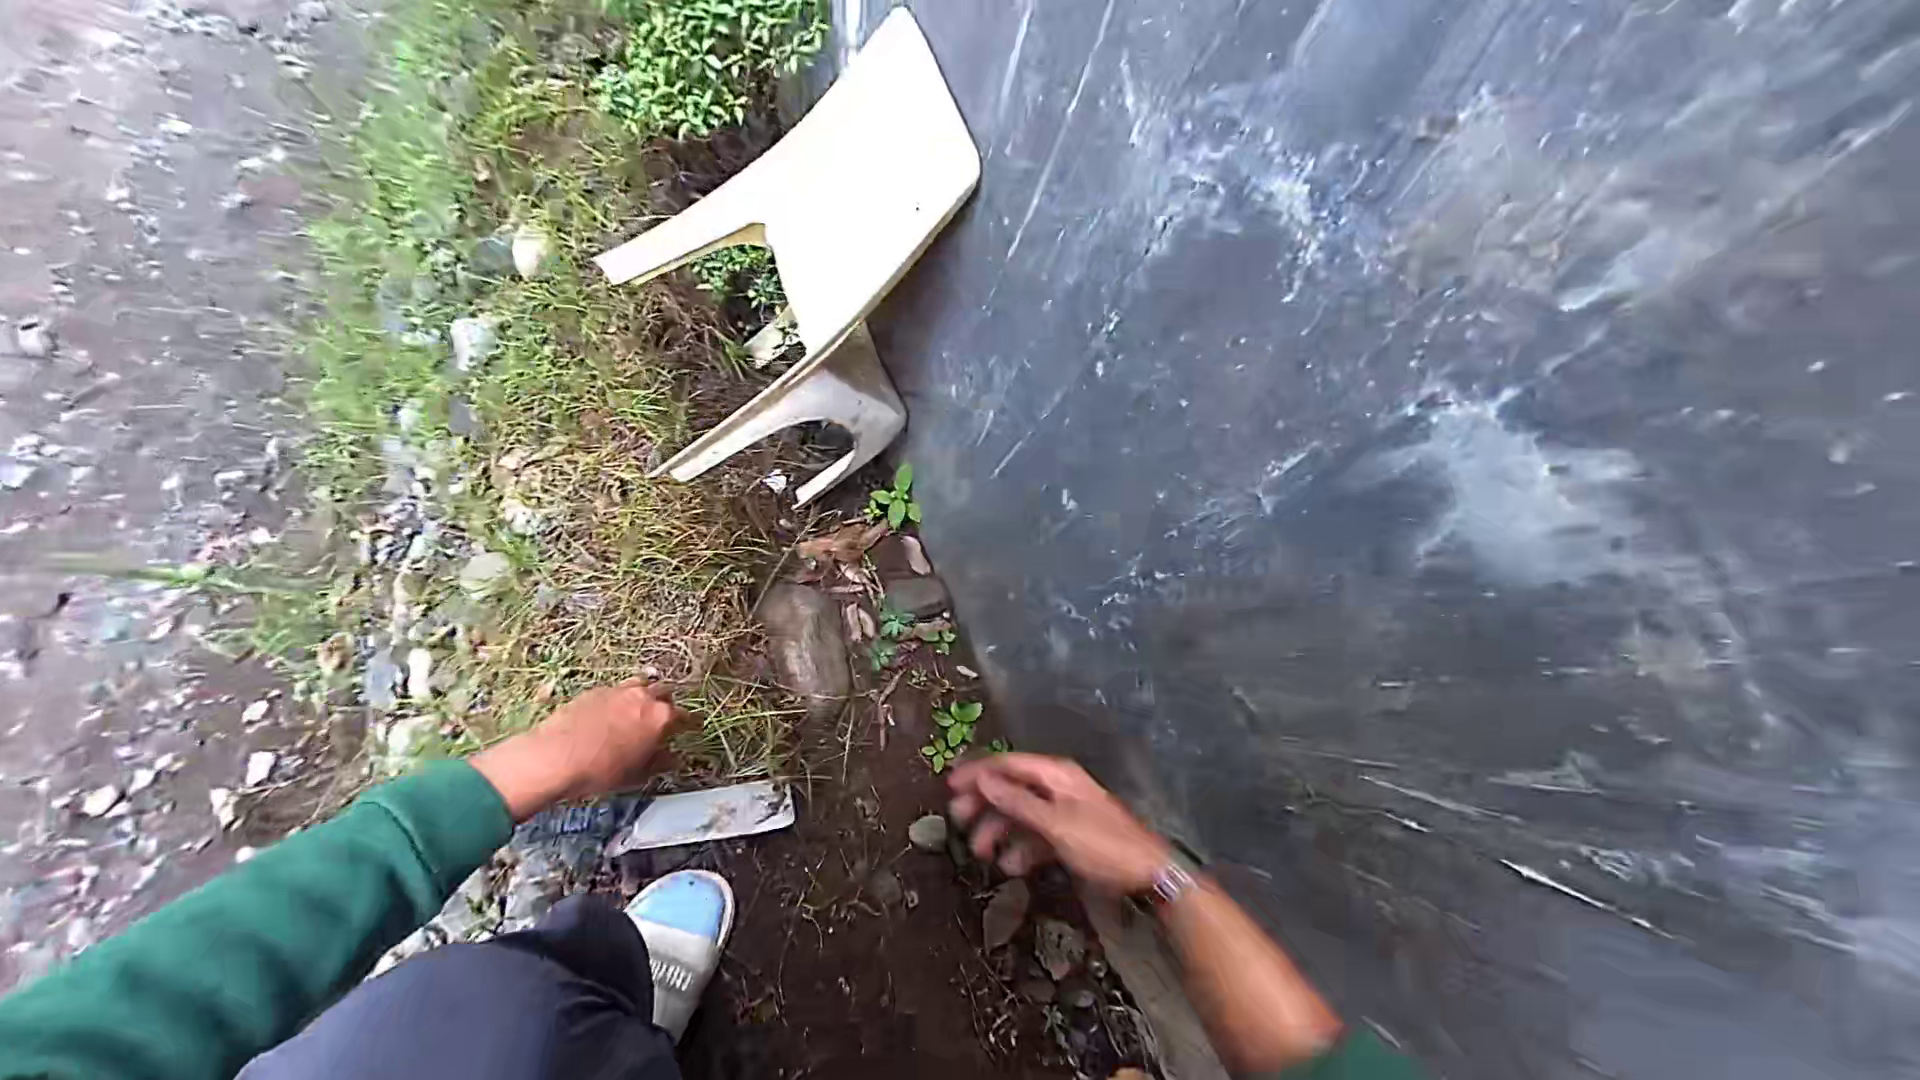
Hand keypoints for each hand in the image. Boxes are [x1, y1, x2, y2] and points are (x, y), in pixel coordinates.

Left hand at [471, 680, 679, 820]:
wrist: (553, 757)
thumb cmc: (600, 771)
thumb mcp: (636, 774)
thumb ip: (660, 762)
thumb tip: (673, 758)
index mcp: (661, 717)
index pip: (686, 716)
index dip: (690, 724)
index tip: (691, 728)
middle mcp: (645, 697)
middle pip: (665, 693)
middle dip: (667, 703)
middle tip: (662, 718)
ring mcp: (620, 690)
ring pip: (642, 684)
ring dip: (645, 694)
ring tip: (639, 708)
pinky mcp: (596, 690)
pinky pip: (617, 690)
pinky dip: (620, 698)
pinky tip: (611, 712)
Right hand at [947, 753, 1171, 893]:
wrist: (1149, 875)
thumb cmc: (1102, 845)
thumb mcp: (1055, 824)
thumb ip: (1018, 802)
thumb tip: (984, 779)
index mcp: (1055, 774)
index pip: (1008, 764)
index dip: (978, 772)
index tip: (950, 786)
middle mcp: (1056, 786)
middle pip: (1011, 787)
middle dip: (984, 803)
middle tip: (958, 820)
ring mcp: (1063, 810)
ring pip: (1021, 813)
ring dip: (999, 830)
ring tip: (981, 851)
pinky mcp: (1068, 834)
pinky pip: (1036, 834)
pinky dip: (1021, 847)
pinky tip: (1010, 865)